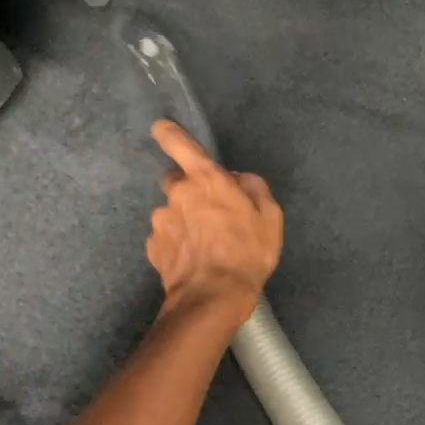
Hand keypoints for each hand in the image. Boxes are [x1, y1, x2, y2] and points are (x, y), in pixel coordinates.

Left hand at [147, 121, 282, 316]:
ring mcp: (161, 222)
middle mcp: (177, 194)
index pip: (179, 145)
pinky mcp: (153, 247)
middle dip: (189, 190)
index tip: (161, 127)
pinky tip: (193, 259)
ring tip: (205, 245)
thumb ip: (255, 189)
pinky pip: (165, 238)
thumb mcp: (270, 217)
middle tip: (210, 212)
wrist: (213, 296)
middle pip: (175, 181)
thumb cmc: (247, 252)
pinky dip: (177, 244)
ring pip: (171, 212)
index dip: (169, 132)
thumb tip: (239, 179)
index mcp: (206, 180)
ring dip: (184, 221)